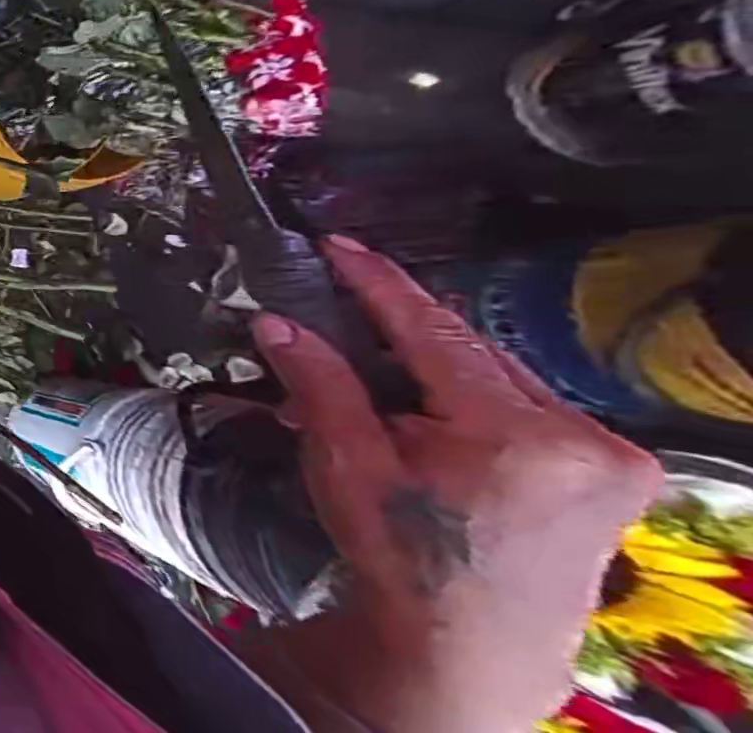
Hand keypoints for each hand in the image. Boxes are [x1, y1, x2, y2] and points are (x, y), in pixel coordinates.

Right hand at [248, 235, 661, 732]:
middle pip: (469, 350)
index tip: (339, 244)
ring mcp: (613, 458)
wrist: (467, 646)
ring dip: (429, 362)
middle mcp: (587, 437)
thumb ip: (319, 382)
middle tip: (336, 308)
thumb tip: (274, 319)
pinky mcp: (615, 475)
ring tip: (369, 369)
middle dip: (398, 328)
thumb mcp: (347, 463)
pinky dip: (463, 392)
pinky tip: (422, 405)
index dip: (378, 282)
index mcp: (519, 436)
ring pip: (496, 374)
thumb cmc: (399, 553)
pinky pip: (522, 402)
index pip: (433, 331)